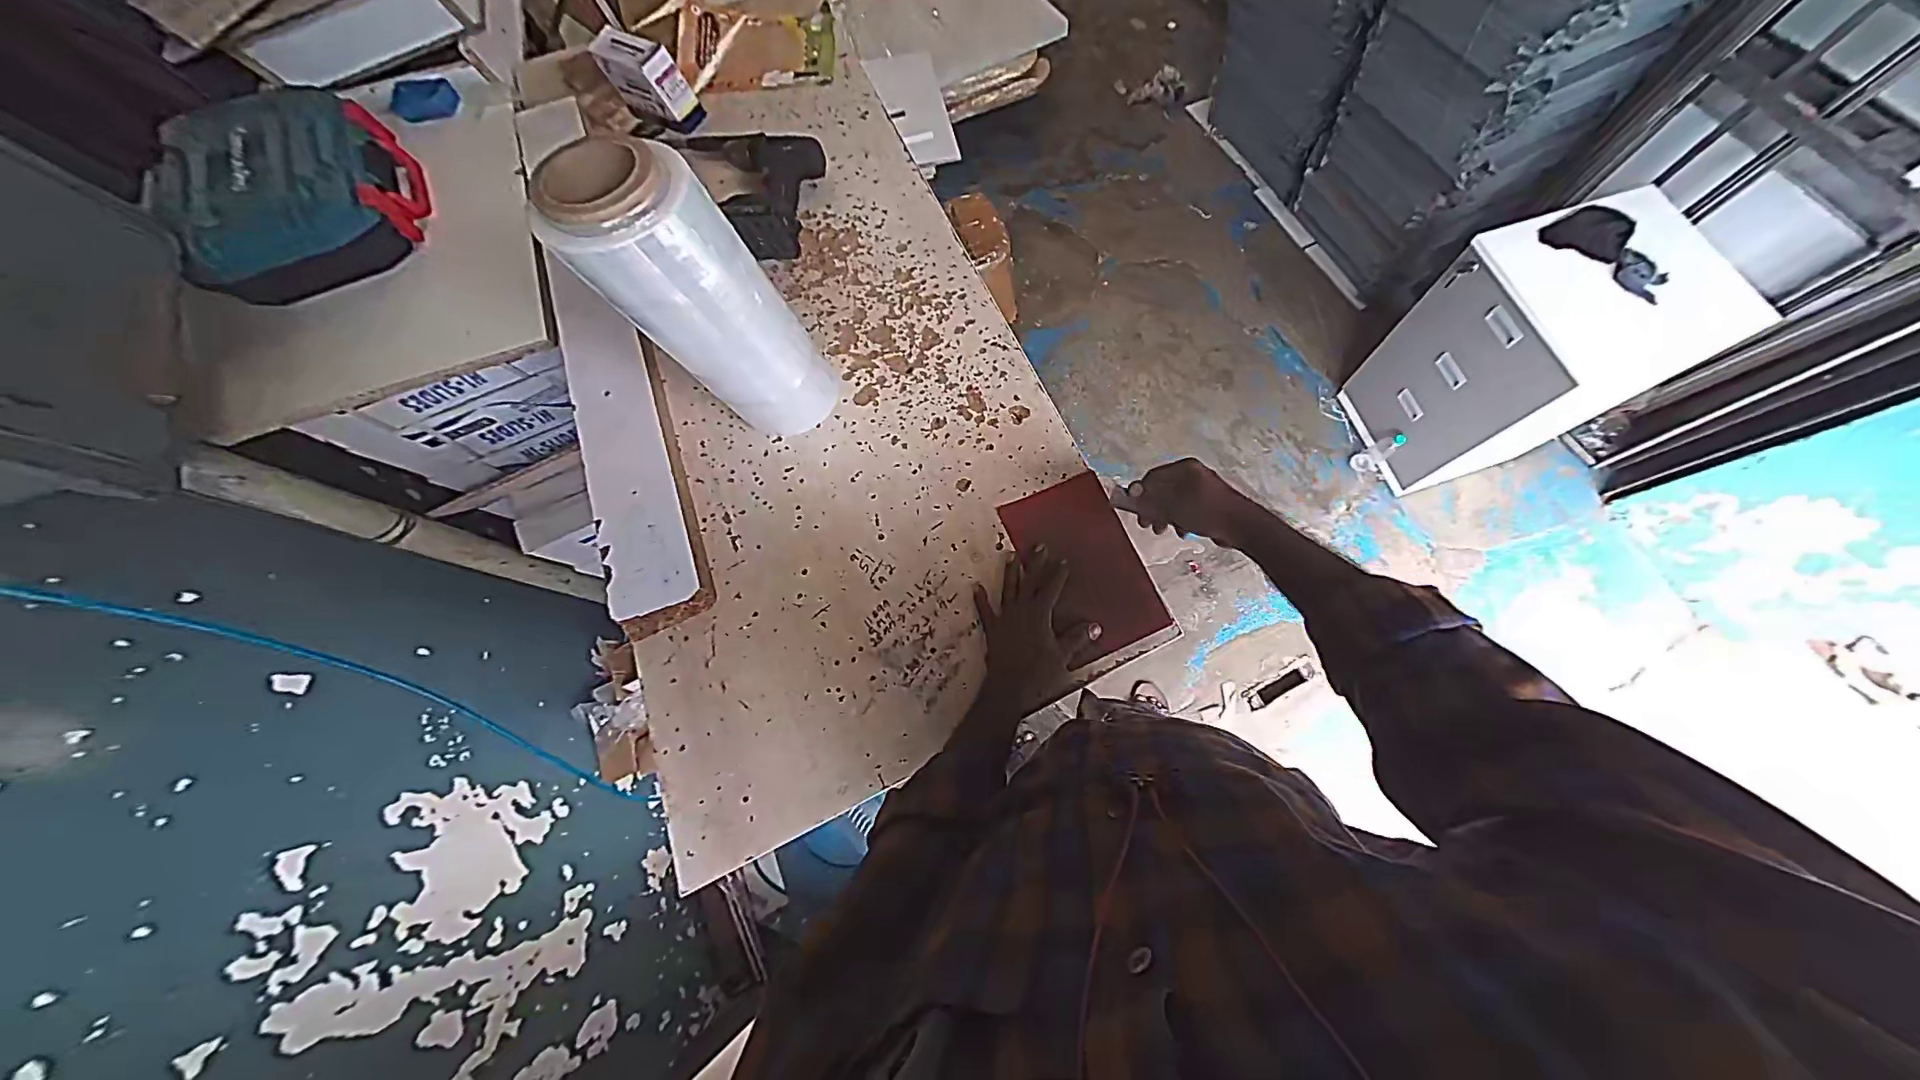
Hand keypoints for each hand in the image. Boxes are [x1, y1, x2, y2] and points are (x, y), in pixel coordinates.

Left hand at [972, 545, 1102, 713]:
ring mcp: (1004, 620)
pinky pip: (986, 612)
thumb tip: (1093, 627)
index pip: (1051, 588)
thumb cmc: (1037, 676)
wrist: (1008, 692)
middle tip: (1038, 546)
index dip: (1058, 573)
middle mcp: (1020, 612)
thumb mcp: (1062, 657)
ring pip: (1008, 590)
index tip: (1062, 561)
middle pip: (1029, 582)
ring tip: (1011, 557)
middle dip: (1035, 563)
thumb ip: (1076, 639)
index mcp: (1039, 615)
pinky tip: (977, 588)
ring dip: (1010, 573)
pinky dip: (981, 600)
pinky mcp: (992, 631)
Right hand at [1119, 458, 1262, 547]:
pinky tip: (1182, 530)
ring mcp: (1201, 489)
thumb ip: (1151, 498)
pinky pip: (1185, 509)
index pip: (1153, 477)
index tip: (1132, 506)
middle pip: (1162, 489)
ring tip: (1162, 528)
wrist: (1241, 526)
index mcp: (1186, 469)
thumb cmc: (1208, 512)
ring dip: (1164, 516)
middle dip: (1152, 507)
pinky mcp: (1207, 504)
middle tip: (1146, 522)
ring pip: (1173, 501)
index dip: (1140, 492)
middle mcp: (1193, 475)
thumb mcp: (1173, 505)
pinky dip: (1179, 519)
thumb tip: (1134, 492)